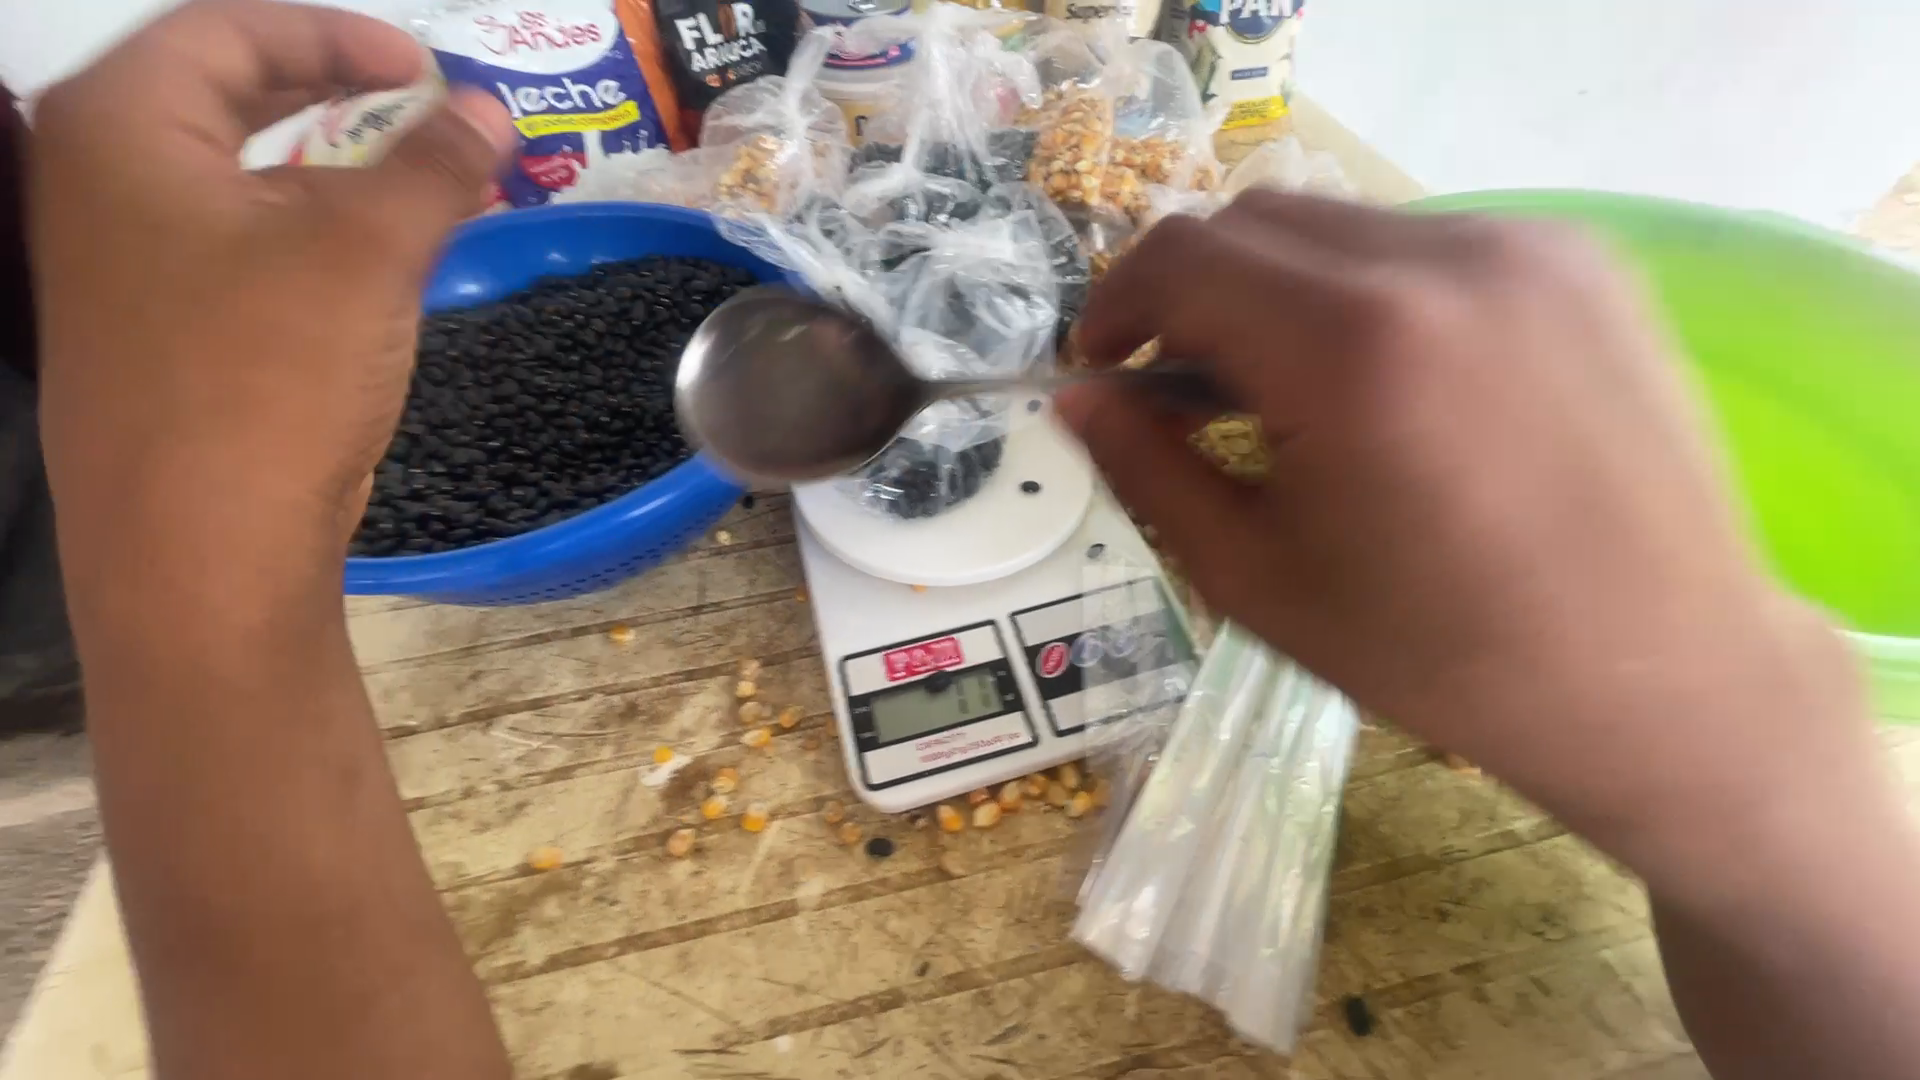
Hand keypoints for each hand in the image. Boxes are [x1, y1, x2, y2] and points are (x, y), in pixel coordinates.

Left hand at [31, 0, 512, 581]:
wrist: (206, 532)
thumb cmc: (269, 370)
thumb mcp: (365, 252)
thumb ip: (431, 169)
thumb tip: (490, 110)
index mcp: (123, 133)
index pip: (227, 34)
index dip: (335, 36)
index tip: (426, 63)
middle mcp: (107, 185)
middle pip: (230, 102)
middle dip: (337, 97)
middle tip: (426, 111)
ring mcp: (139, 266)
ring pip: (251, 186)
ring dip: (341, 176)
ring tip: (426, 194)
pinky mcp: (181, 331)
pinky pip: (258, 252)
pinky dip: (325, 239)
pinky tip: (382, 271)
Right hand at [1059, 191, 1881, 889]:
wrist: (1657, 677)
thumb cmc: (1428, 650)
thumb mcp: (1249, 573)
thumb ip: (1146, 467)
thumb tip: (1076, 399)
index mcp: (1349, 349)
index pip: (1182, 261)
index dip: (1114, 304)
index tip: (1100, 365)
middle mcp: (1442, 263)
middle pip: (1248, 221)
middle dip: (1181, 293)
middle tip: (1171, 382)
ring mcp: (1525, 248)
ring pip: (1328, 224)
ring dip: (1263, 290)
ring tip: (1267, 386)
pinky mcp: (1577, 261)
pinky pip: (1411, 242)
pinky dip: (1347, 290)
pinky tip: (1364, 377)